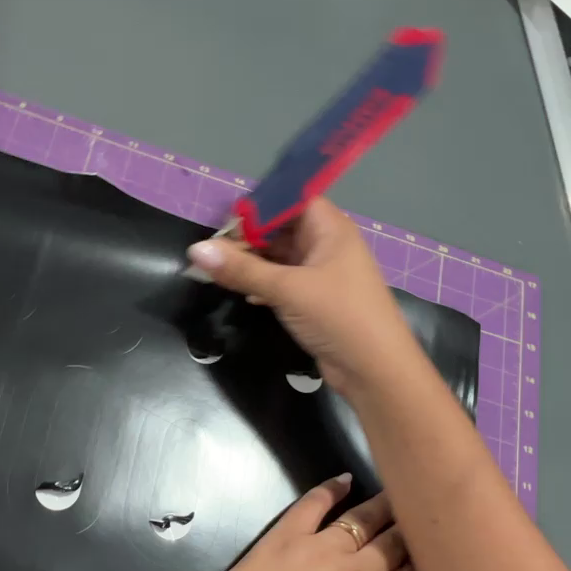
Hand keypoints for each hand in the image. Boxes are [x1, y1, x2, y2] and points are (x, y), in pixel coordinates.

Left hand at [181, 474, 450, 570]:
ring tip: (402, 491)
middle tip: (432, 513)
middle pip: (394, 544)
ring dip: (384, 505)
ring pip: (361, 519)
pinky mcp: (281, 537)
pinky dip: (330, 489)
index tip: (446, 552)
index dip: (431, 565)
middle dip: (414, 529)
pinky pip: (312, 505)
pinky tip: (344, 480)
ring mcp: (316, 550)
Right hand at [187, 197, 422, 392]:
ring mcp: (321, 274)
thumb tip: (195, 250)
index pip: (290, 200)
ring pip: (279, 257)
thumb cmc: (338, 316)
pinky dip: (262, 284)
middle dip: (248, 238)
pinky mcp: (314, 300)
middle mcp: (327, 245)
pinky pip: (282, 281)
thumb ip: (241, 269)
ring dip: (252, 264)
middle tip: (213, 252)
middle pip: (281, 228)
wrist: (374, 370)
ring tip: (218, 272)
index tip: (224, 223)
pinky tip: (242, 294)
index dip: (259, 207)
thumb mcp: (286, 289)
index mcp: (330, 228)